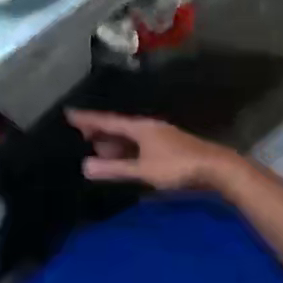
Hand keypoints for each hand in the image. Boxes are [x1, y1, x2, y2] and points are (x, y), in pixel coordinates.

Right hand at [66, 108, 239, 190]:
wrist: (214, 167)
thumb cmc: (177, 166)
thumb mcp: (143, 170)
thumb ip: (115, 168)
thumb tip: (85, 165)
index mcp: (142, 127)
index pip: (109, 120)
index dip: (89, 119)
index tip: (69, 113)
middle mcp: (150, 127)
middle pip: (119, 127)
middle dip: (99, 130)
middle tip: (78, 134)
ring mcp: (160, 136)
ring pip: (130, 136)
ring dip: (113, 142)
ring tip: (95, 147)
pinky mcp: (167, 147)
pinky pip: (138, 144)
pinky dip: (125, 149)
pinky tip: (123, 158)